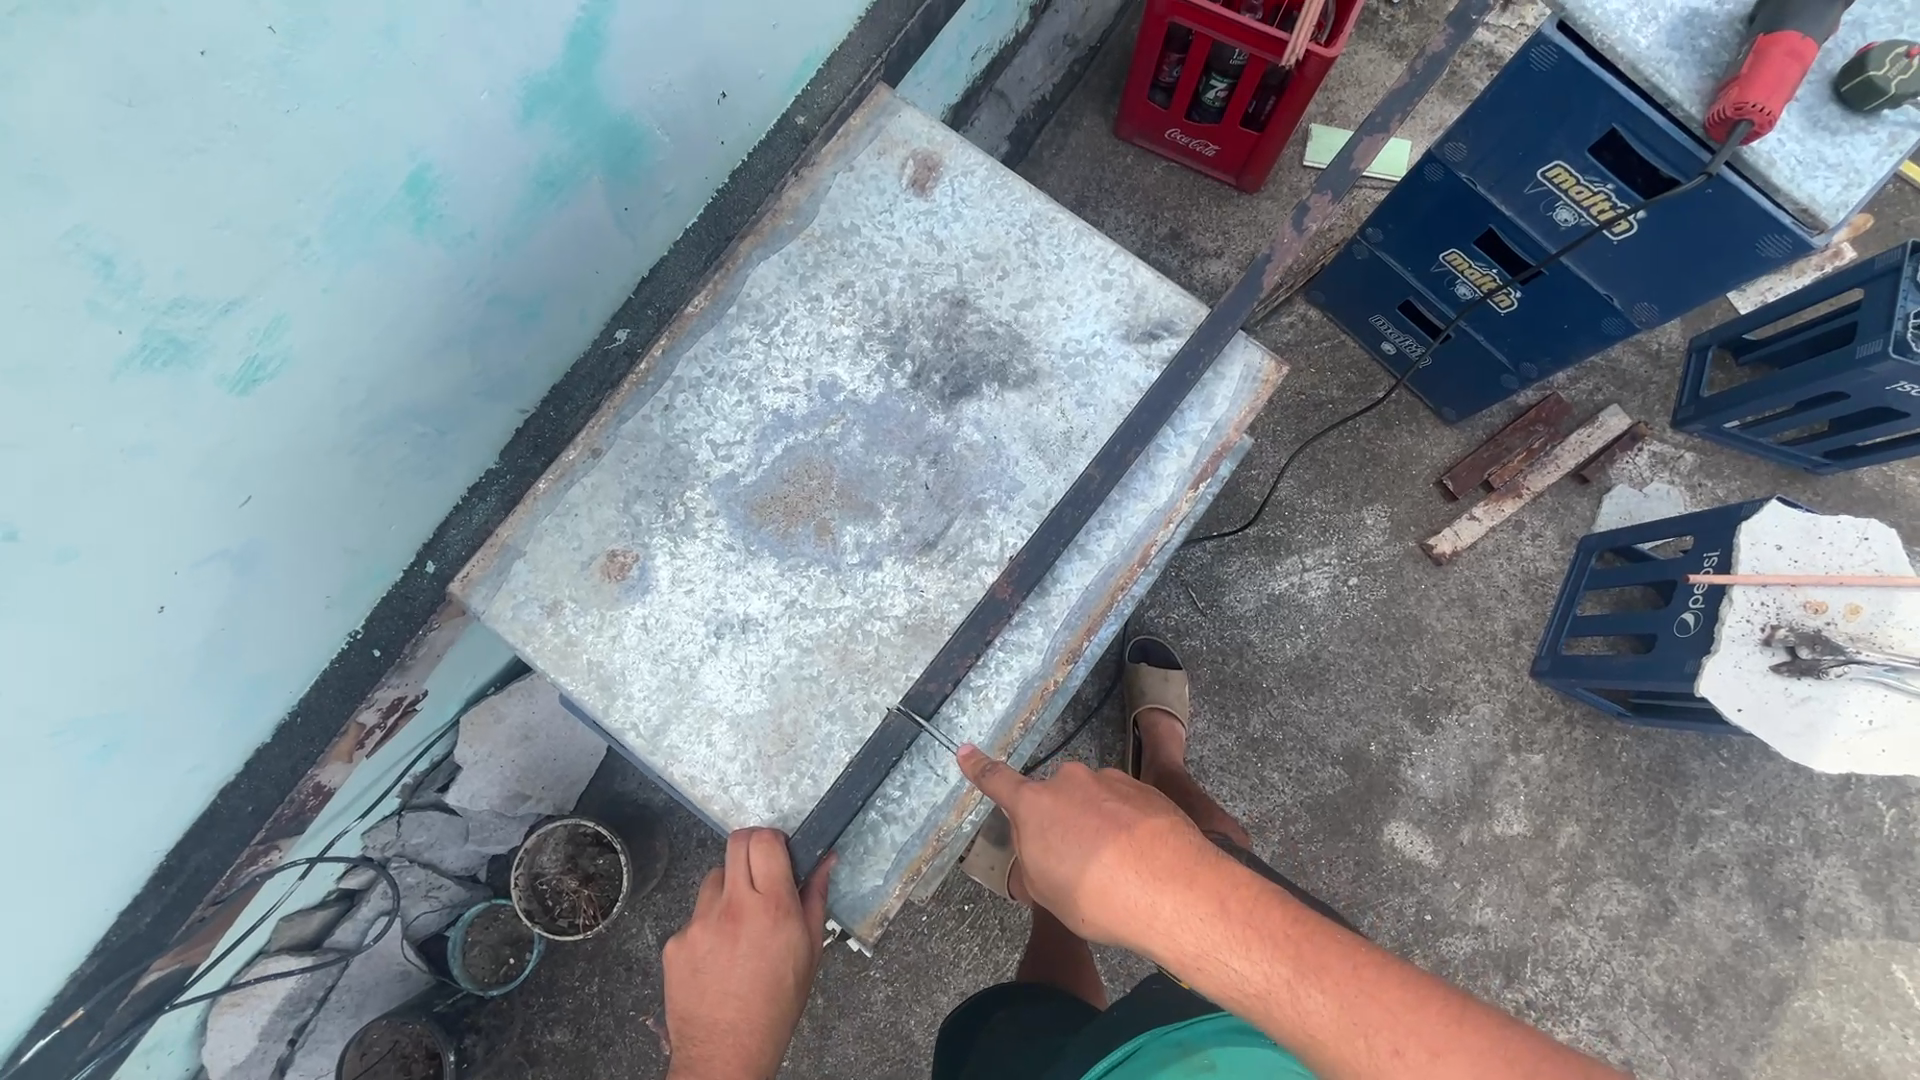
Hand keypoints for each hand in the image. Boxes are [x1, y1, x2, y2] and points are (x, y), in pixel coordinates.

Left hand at [662, 828, 832, 1079]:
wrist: (725, 1053)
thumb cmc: (777, 1004)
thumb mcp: (810, 950)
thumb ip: (816, 896)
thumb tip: (827, 858)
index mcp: (772, 907)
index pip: (765, 840)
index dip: (773, 839)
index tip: (778, 852)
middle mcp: (733, 907)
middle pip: (736, 843)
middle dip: (750, 849)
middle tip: (760, 873)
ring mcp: (699, 924)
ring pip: (713, 879)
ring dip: (727, 890)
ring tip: (738, 926)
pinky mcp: (675, 942)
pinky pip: (694, 917)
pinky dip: (707, 926)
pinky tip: (718, 956)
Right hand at [956, 744, 1230, 954]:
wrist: (1172, 889)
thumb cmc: (1096, 897)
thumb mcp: (1046, 891)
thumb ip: (1034, 858)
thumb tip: (1041, 845)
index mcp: (1035, 805)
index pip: (998, 781)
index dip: (979, 768)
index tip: (965, 750)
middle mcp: (1069, 782)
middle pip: (1055, 801)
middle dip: (1062, 825)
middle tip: (1079, 867)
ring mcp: (1110, 781)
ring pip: (1094, 803)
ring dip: (1098, 828)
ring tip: (1119, 871)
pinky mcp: (1145, 790)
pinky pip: (1126, 808)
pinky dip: (1128, 829)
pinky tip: (1143, 861)